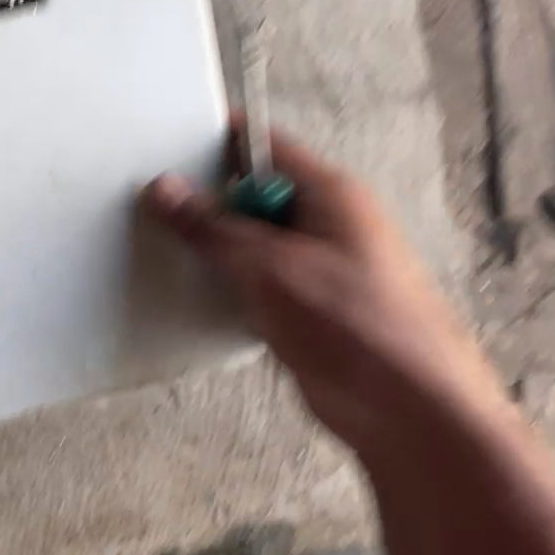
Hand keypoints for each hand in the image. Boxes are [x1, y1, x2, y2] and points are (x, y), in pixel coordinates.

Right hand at [141, 122, 504, 459]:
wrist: (410, 414)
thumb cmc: (354, 324)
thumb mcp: (269, 266)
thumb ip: (210, 225)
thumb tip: (162, 186)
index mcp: (330, 195)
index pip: (261, 146)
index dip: (211, 141)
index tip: (159, 147)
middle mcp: (324, 222)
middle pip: (248, 193)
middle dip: (200, 198)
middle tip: (145, 201)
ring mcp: (312, 264)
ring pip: (245, 238)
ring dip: (208, 244)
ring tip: (155, 242)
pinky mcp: (301, 303)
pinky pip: (249, 276)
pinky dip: (220, 279)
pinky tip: (187, 285)